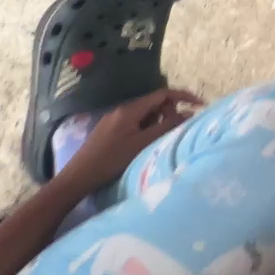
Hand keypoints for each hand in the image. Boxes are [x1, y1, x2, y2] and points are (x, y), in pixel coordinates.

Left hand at [55, 88, 203, 194]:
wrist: (75, 180)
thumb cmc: (112, 160)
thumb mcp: (145, 142)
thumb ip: (168, 125)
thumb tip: (188, 113)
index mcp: (130, 110)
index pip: (163, 94)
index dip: (184, 96)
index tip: (199, 105)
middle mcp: (120, 111)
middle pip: (154, 103)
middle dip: (169, 111)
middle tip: (174, 127)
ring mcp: (112, 121)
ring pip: (144, 113)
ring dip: (157, 121)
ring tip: (158, 137)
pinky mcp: (107, 131)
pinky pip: (134, 122)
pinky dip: (146, 127)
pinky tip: (143, 142)